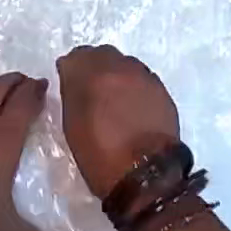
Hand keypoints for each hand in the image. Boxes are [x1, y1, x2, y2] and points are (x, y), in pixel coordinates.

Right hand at [55, 45, 180, 198]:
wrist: (145, 177)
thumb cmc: (99, 156)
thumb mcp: (72, 125)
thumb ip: (72, 93)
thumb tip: (73, 78)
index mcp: (92, 76)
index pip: (75, 57)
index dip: (71, 69)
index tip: (69, 82)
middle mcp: (120, 68)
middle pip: (102, 54)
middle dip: (93, 66)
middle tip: (90, 87)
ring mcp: (144, 78)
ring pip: (125, 63)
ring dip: (115, 74)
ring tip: (112, 97)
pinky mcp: (162, 90)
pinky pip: (142, 78)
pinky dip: (133, 85)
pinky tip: (131, 105)